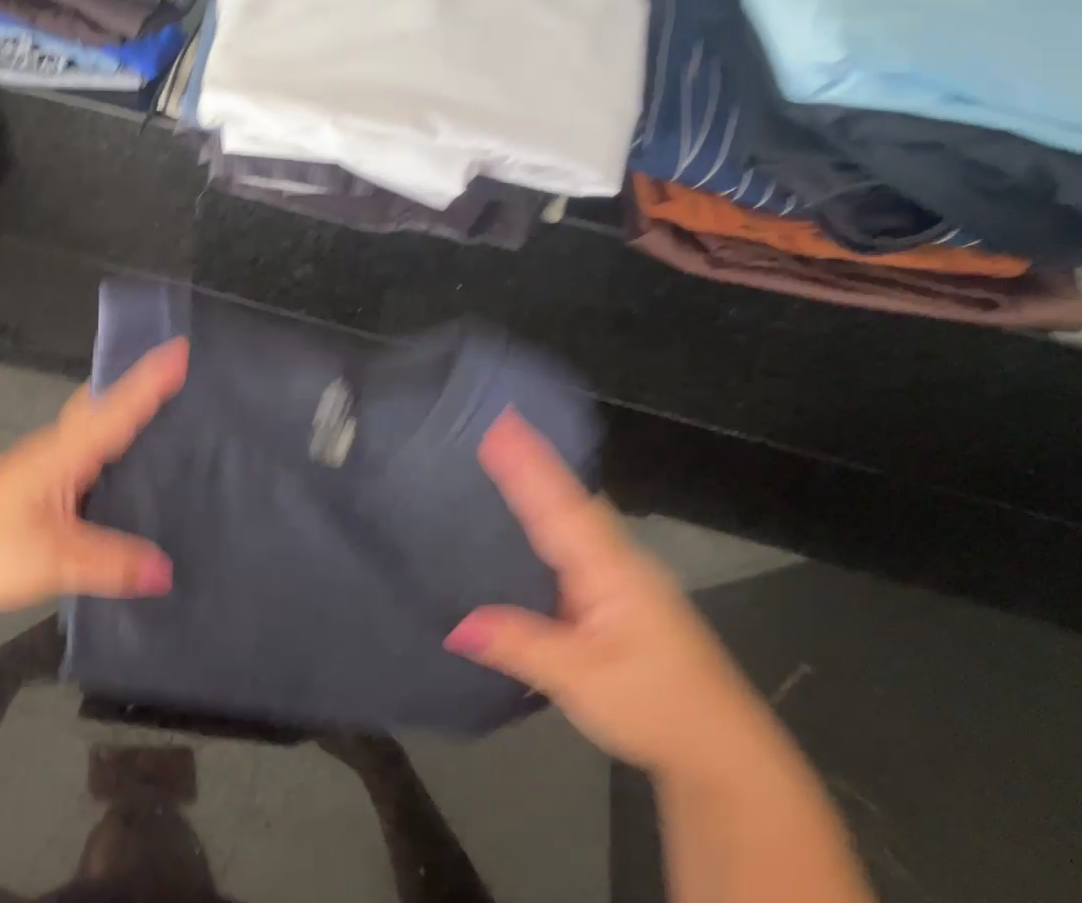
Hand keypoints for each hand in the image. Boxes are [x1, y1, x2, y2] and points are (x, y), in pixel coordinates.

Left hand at [0, 338, 188, 614]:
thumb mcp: (55, 560)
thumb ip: (113, 563)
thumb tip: (168, 570)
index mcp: (62, 454)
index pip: (114, 407)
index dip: (149, 379)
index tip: (182, 348)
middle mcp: (51, 451)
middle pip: (97, 407)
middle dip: (134, 388)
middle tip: (177, 376)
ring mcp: (37, 470)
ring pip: (88, 434)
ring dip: (121, 420)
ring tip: (165, 423)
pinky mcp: (29, 492)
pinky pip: (80, 460)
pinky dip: (107, 454)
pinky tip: (122, 479)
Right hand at [445, 411, 770, 777]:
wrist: (724, 755)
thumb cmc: (659, 708)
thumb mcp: (582, 679)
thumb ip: (520, 645)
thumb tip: (456, 624)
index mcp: (611, 572)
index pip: (562, 506)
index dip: (530, 465)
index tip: (501, 423)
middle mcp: (619, 565)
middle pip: (572, 502)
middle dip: (535, 463)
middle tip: (493, 428)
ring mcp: (624, 583)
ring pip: (576, 522)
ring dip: (542, 487)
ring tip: (501, 457)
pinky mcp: (620, 604)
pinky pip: (575, 546)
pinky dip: (547, 520)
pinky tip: (527, 524)